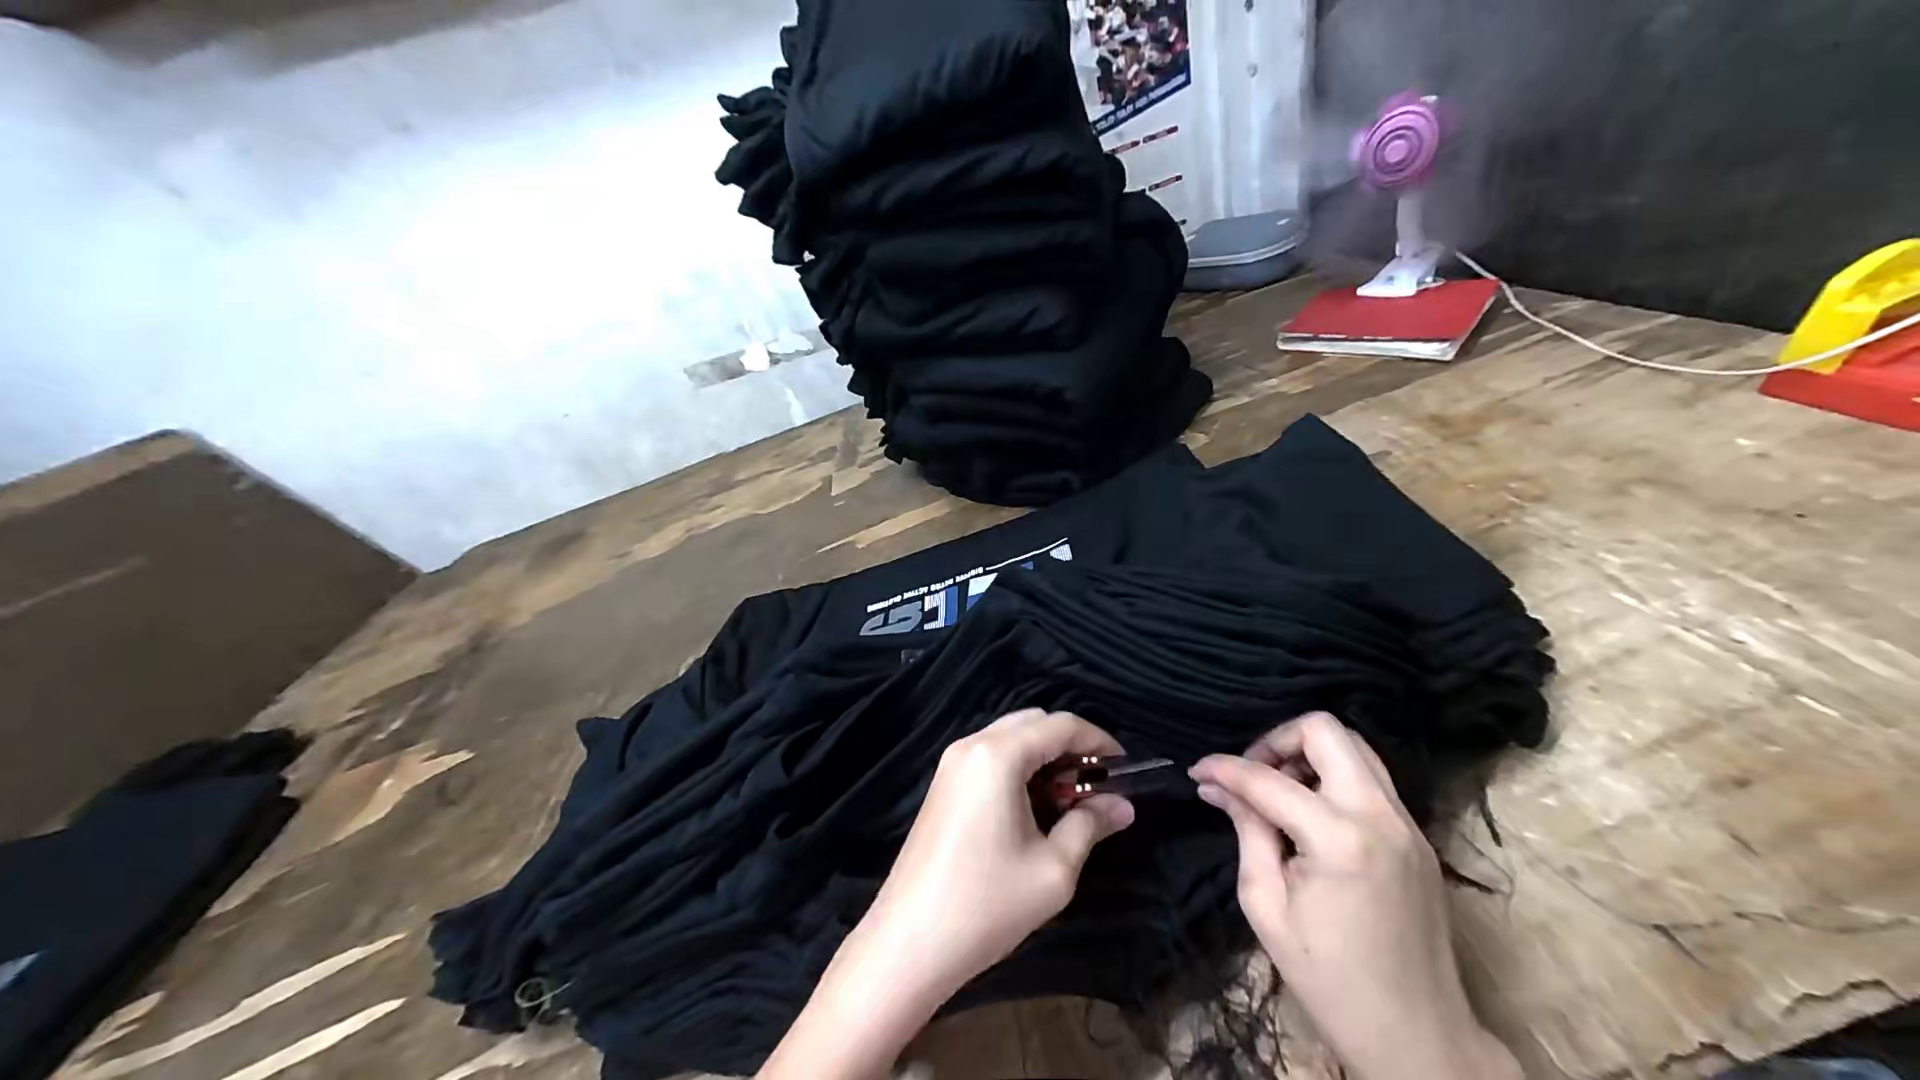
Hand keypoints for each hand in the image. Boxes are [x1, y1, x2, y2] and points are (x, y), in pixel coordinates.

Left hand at [860, 707, 1135, 998]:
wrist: (909, 940)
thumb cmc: (987, 904)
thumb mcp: (1054, 869)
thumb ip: (1090, 824)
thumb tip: (1122, 806)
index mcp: (998, 756)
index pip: (1060, 725)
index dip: (1099, 740)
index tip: (1125, 769)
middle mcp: (971, 746)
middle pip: (1033, 723)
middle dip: (1071, 745)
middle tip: (1097, 786)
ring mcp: (951, 764)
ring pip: (1010, 737)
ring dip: (1044, 756)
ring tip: (1070, 800)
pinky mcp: (942, 785)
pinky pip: (989, 756)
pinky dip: (1019, 767)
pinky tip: (1034, 806)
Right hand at [1189, 712, 1520, 1079]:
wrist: (1417, 1036)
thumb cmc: (1328, 978)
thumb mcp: (1266, 903)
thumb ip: (1246, 830)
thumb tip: (1217, 787)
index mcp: (1339, 838)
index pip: (1267, 778)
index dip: (1224, 768)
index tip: (1197, 771)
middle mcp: (1380, 815)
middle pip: (1324, 730)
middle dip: (1275, 740)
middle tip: (1250, 775)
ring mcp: (1407, 822)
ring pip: (1353, 745)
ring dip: (1307, 753)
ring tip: (1278, 792)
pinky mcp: (1417, 835)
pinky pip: (1369, 777)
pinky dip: (1332, 776)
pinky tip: (1309, 813)